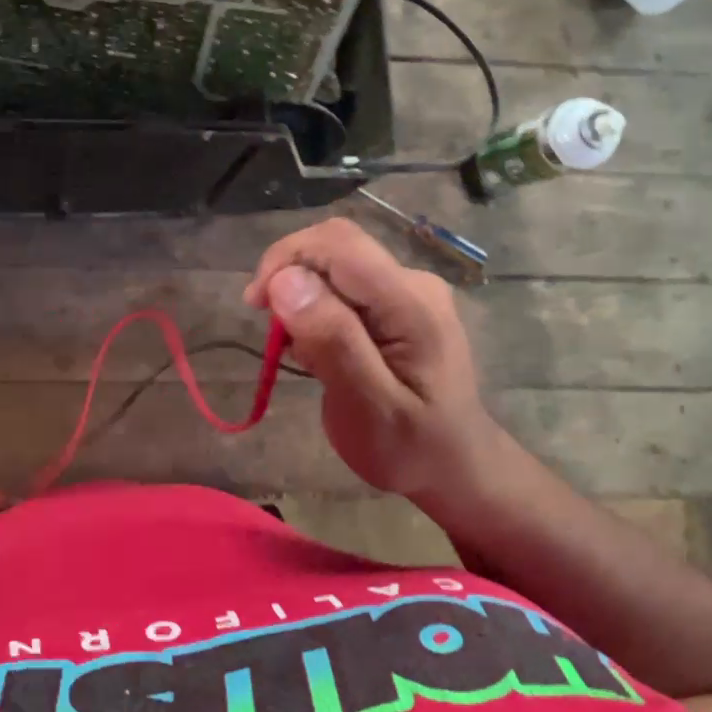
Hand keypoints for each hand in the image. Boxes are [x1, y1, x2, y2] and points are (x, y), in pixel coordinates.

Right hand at [245, 218, 492, 493]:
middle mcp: (412, 284)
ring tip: (300, 356)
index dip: (286, 259)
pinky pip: (344, 288)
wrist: (455, 468)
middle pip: (335, 249)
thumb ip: (333, 341)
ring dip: (301, 301)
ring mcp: (407, 293)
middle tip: (273, 335)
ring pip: (334, 268)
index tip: (255, 304)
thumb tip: (285, 281)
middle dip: (289, 279)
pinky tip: (316, 353)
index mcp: (411, 303)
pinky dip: (315, 312)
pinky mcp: (396, 306)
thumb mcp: (368, 406)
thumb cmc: (410, 448)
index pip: (339, 244)